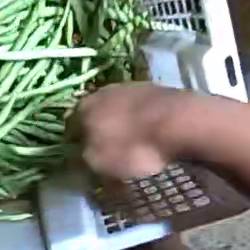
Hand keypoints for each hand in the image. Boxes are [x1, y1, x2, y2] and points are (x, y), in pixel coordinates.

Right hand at [73, 84, 196, 179]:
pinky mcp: (155, 88)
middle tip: (107, 153)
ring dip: (120, 126)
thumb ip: (82, 159)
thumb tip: (79, 158)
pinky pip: (139, 109)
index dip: (75, 146)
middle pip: (93, 115)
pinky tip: (149, 134)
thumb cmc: (132, 146)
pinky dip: (140, 122)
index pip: (69, 128)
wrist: (181, 122)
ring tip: (132, 145)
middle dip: (98, 133)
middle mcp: (101, 91)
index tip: (83, 160)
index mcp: (82, 108)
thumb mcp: (98, 163)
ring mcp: (130, 86)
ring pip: (117, 110)